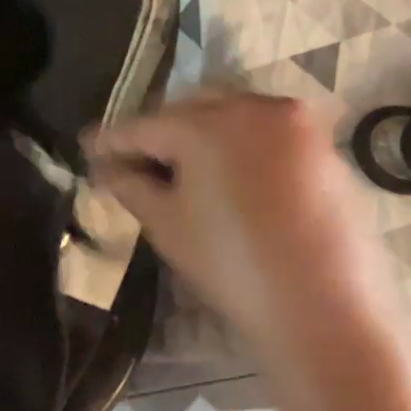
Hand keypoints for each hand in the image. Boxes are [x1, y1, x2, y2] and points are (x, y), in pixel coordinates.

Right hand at [85, 89, 410, 410]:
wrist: (323, 303)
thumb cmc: (230, 265)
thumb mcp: (167, 225)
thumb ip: (130, 186)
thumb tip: (108, 169)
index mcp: (207, 124)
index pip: (144, 126)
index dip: (110, 139)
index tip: (85, 146)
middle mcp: (255, 107)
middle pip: (190, 110)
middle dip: (158, 132)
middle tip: (131, 161)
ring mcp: (297, 124)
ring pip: (231, 116)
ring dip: (199, 135)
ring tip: (178, 169)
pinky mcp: (324, 146)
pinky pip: (266, 133)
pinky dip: (237, 146)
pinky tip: (226, 179)